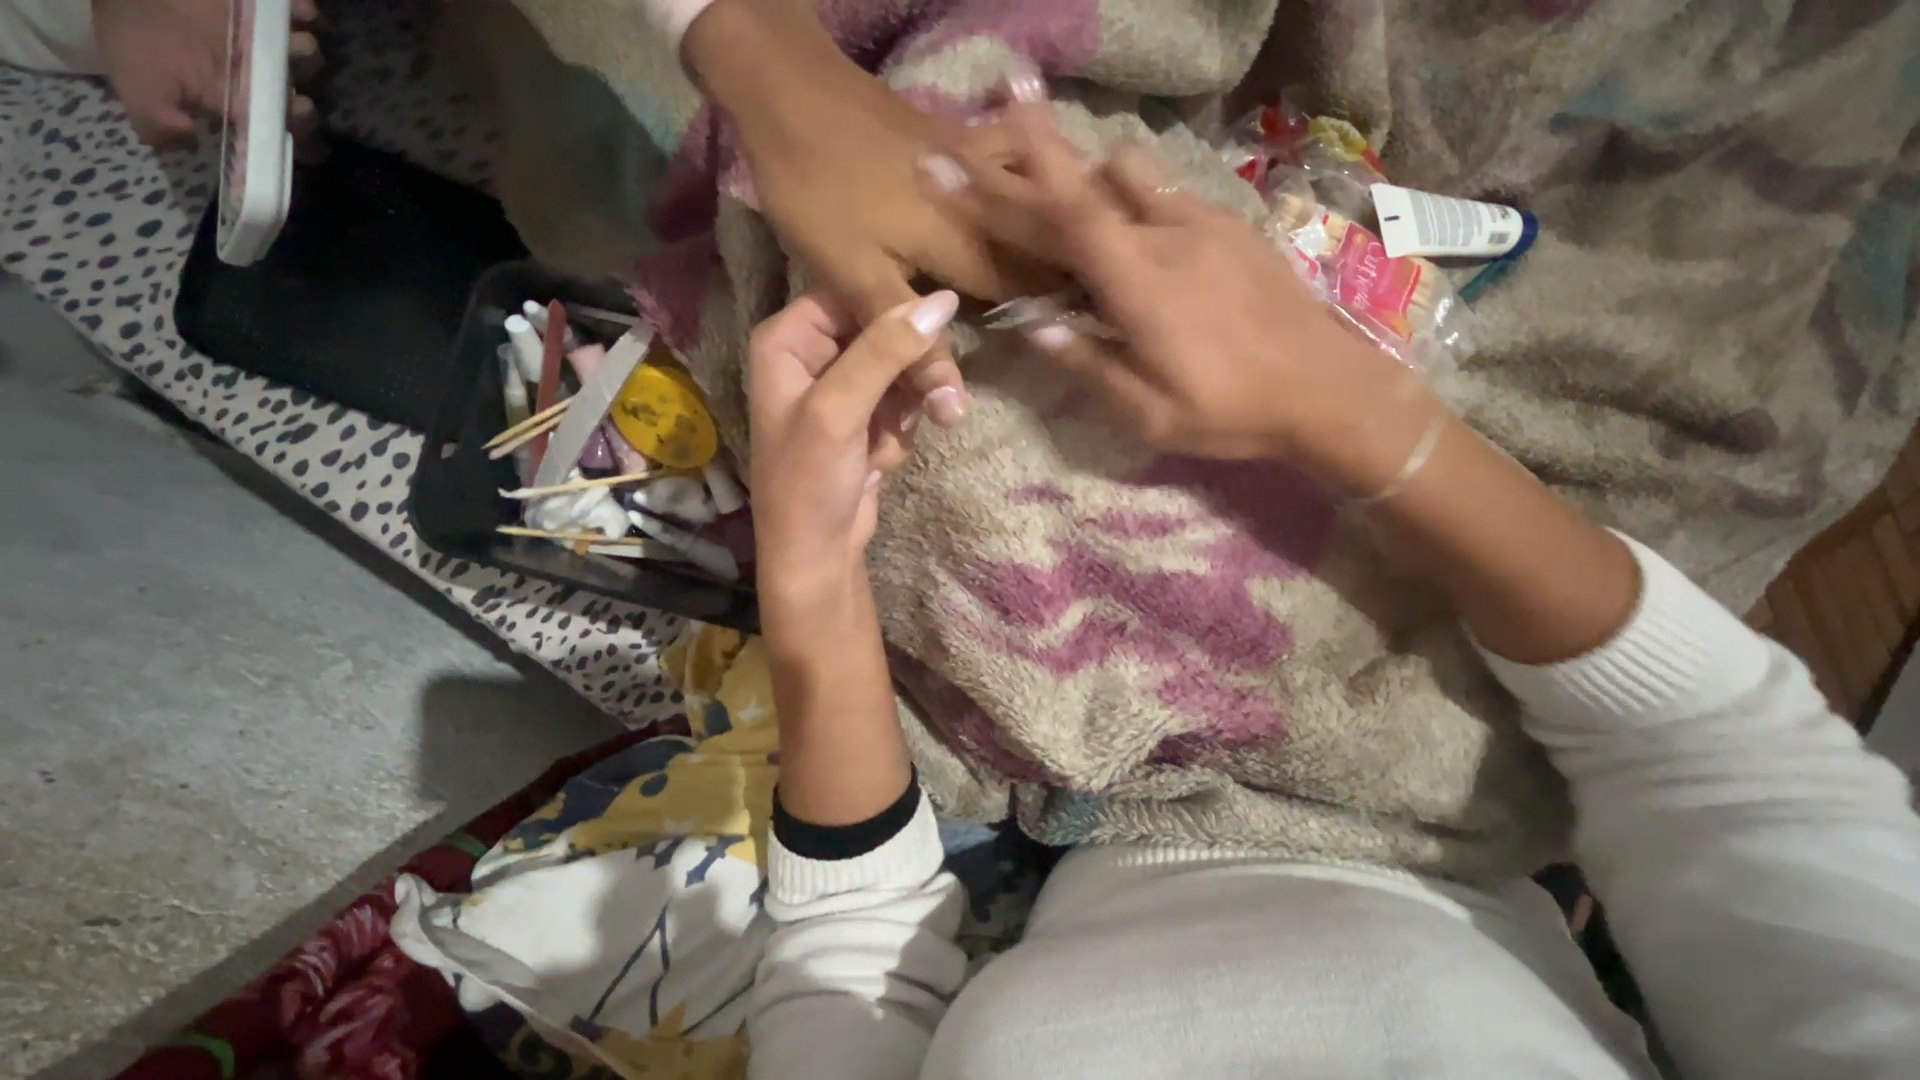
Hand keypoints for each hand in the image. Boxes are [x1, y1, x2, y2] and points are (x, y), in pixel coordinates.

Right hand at [93, 0, 321, 148]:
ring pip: (304, 53)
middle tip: (297, 96)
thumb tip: (183, 141)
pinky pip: (297, 12)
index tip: (296, 121)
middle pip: (304, 95)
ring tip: (294, 40)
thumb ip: (157, 120)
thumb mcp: (138, 87)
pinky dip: (303, 11)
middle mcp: (263, 76)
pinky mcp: (262, 10)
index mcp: (243, 103)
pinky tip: (301, 10)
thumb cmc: (135, 40)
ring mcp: (266, 42)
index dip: (301, 133)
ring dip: (304, 50)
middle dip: (306, 102)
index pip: (286, 129)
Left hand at [683, 1, 1055, 428]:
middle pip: (1048, 243)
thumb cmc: (818, 196)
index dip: (1062, 314)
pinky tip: (1047, 173)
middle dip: (1077, 270)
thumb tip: (955, 408)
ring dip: (1070, 217)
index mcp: (966, 246)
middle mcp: (988, 201)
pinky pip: (1019, 153)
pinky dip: (1040, 166)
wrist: (788, 91)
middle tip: (1102, 296)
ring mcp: (979, 159)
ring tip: (1092, 244)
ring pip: (1044, 193)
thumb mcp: (855, 278)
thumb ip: (906, 344)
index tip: (1094, 335)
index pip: (1031, 290)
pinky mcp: (962, 136)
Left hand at [747, 289, 959, 593]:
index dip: (896, 313)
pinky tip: (879, 460)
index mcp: (787, 338)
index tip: (938, 333)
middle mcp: (810, 354)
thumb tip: (942, 299)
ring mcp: (839, 387)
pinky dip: (899, 431)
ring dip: (906, 409)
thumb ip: (886, 351)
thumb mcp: (840, 409)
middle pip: (885, 331)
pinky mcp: (863, 417)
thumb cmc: (810, 481)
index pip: (854, 294)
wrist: (816, 554)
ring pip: (901, 369)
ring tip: (884, 446)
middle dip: (908, 375)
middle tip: (939, 399)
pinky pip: (902, 402)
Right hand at [929, 105, 1438, 494]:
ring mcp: (1205, 223)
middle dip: (1039, 150)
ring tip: (1079, 204)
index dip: (1015, 175)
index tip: (973, 139)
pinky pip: (1169, 191)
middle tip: (1006, 120)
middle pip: (1091, 177)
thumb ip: (1088, 366)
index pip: (1066, 214)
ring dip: (1094, 174)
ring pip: (1134, 171)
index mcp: (1140, 284)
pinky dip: (1137, 196)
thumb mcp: (1149, 414)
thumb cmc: (1231, 412)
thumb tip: (1036, 329)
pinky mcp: (1233, 226)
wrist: (1330, 391)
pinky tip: (1142, 234)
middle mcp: (1168, 236)